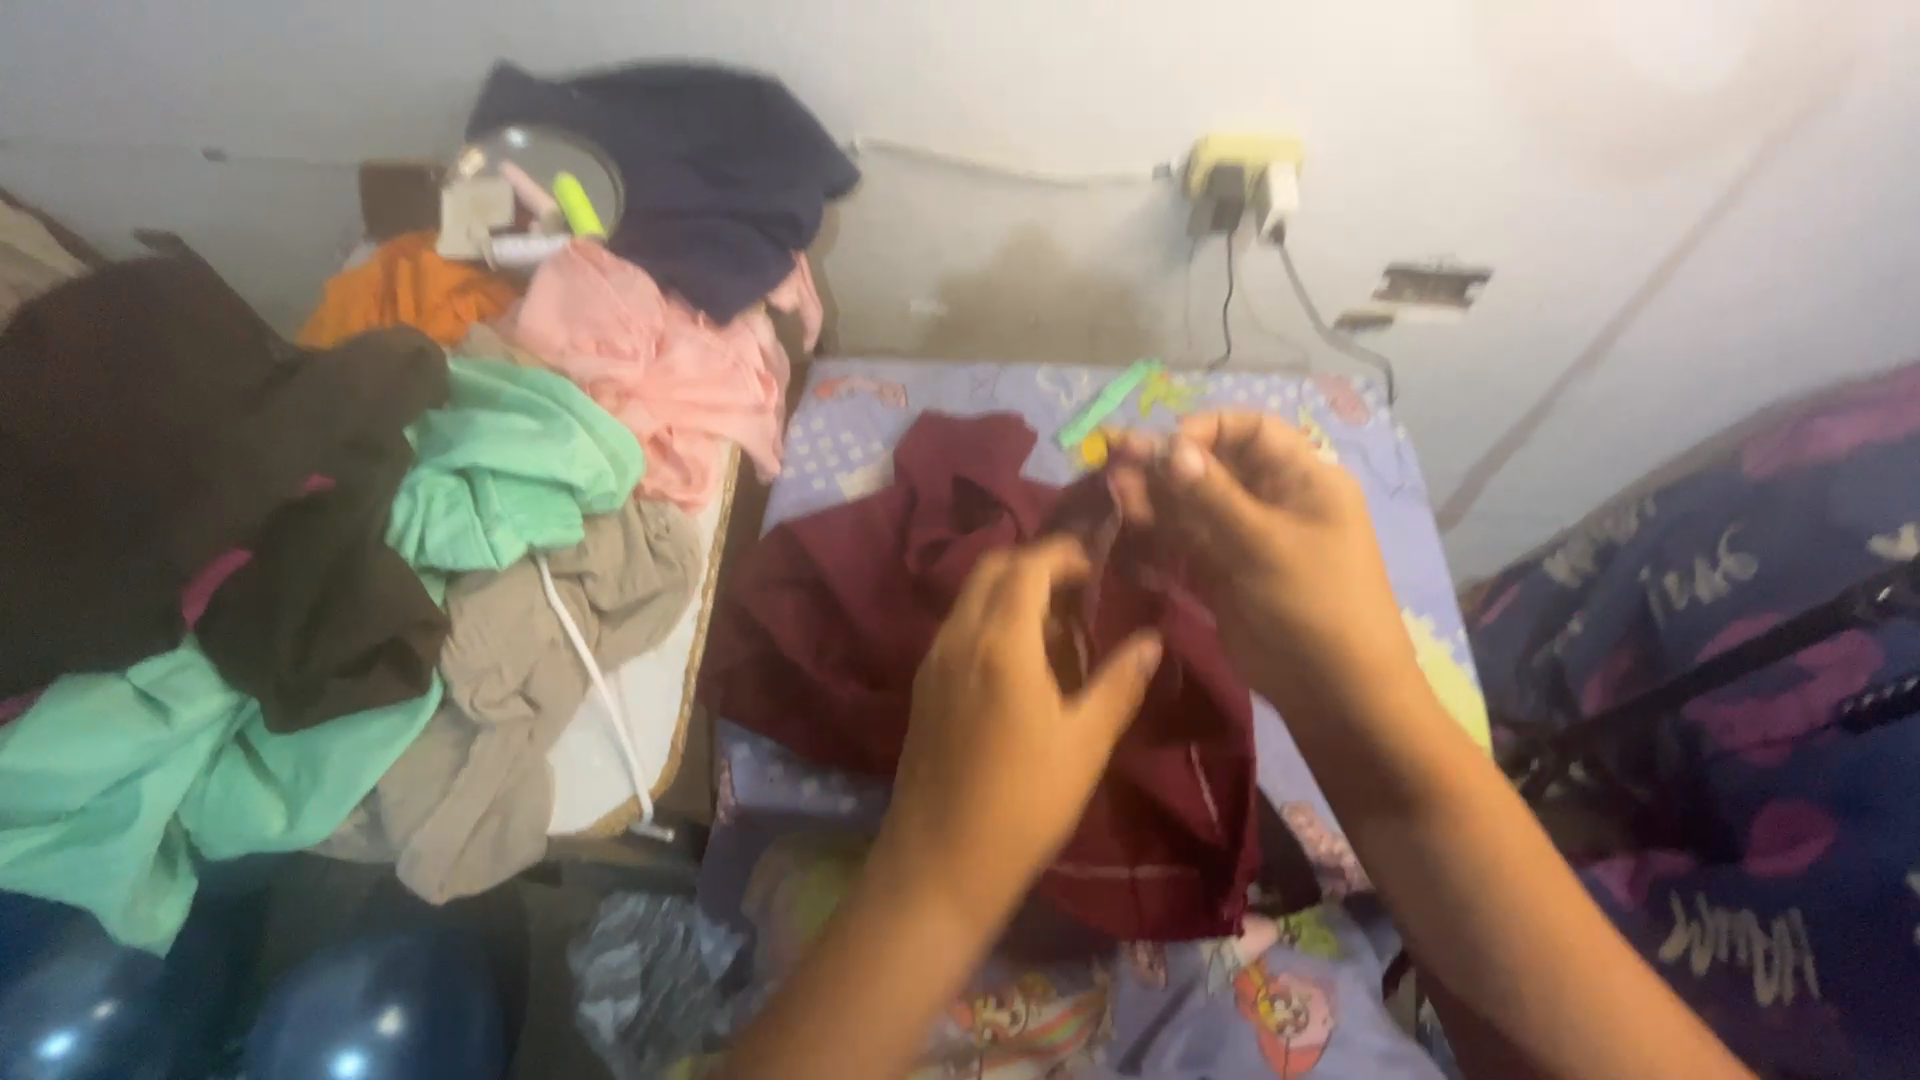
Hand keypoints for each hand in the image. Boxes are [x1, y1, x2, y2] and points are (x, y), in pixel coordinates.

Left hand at [878, 536, 1163, 917]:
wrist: (940, 861)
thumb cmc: (1023, 803)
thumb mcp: (1085, 745)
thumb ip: (1118, 684)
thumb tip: (1152, 641)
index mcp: (1000, 643)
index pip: (1027, 567)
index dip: (1062, 554)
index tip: (1095, 565)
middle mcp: (958, 638)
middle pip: (990, 569)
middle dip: (1033, 564)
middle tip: (1077, 590)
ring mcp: (933, 662)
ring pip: (969, 599)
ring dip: (1009, 593)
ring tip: (1056, 630)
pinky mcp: (923, 688)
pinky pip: (958, 629)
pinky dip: (989, 621)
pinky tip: (1019, 663)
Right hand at [1106, 412, 1412, 708]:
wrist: (1331, 689)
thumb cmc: (1314, 602)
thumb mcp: (1265, 542)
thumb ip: (1212, 495)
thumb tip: (1170, 447)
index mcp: (1301, 480)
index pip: (1252, 431)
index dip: (1208, 429)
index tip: (1168, 446)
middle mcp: (1270, 502)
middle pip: (1211, 468)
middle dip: (1165, 464)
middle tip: (1114, 460)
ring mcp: (1241, 540)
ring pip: (1190, 507)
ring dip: (1152, 498)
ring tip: (1112, 491)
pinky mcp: (1219, 574)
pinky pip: (1182, 545)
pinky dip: (1154, 537)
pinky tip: (1123, 529)